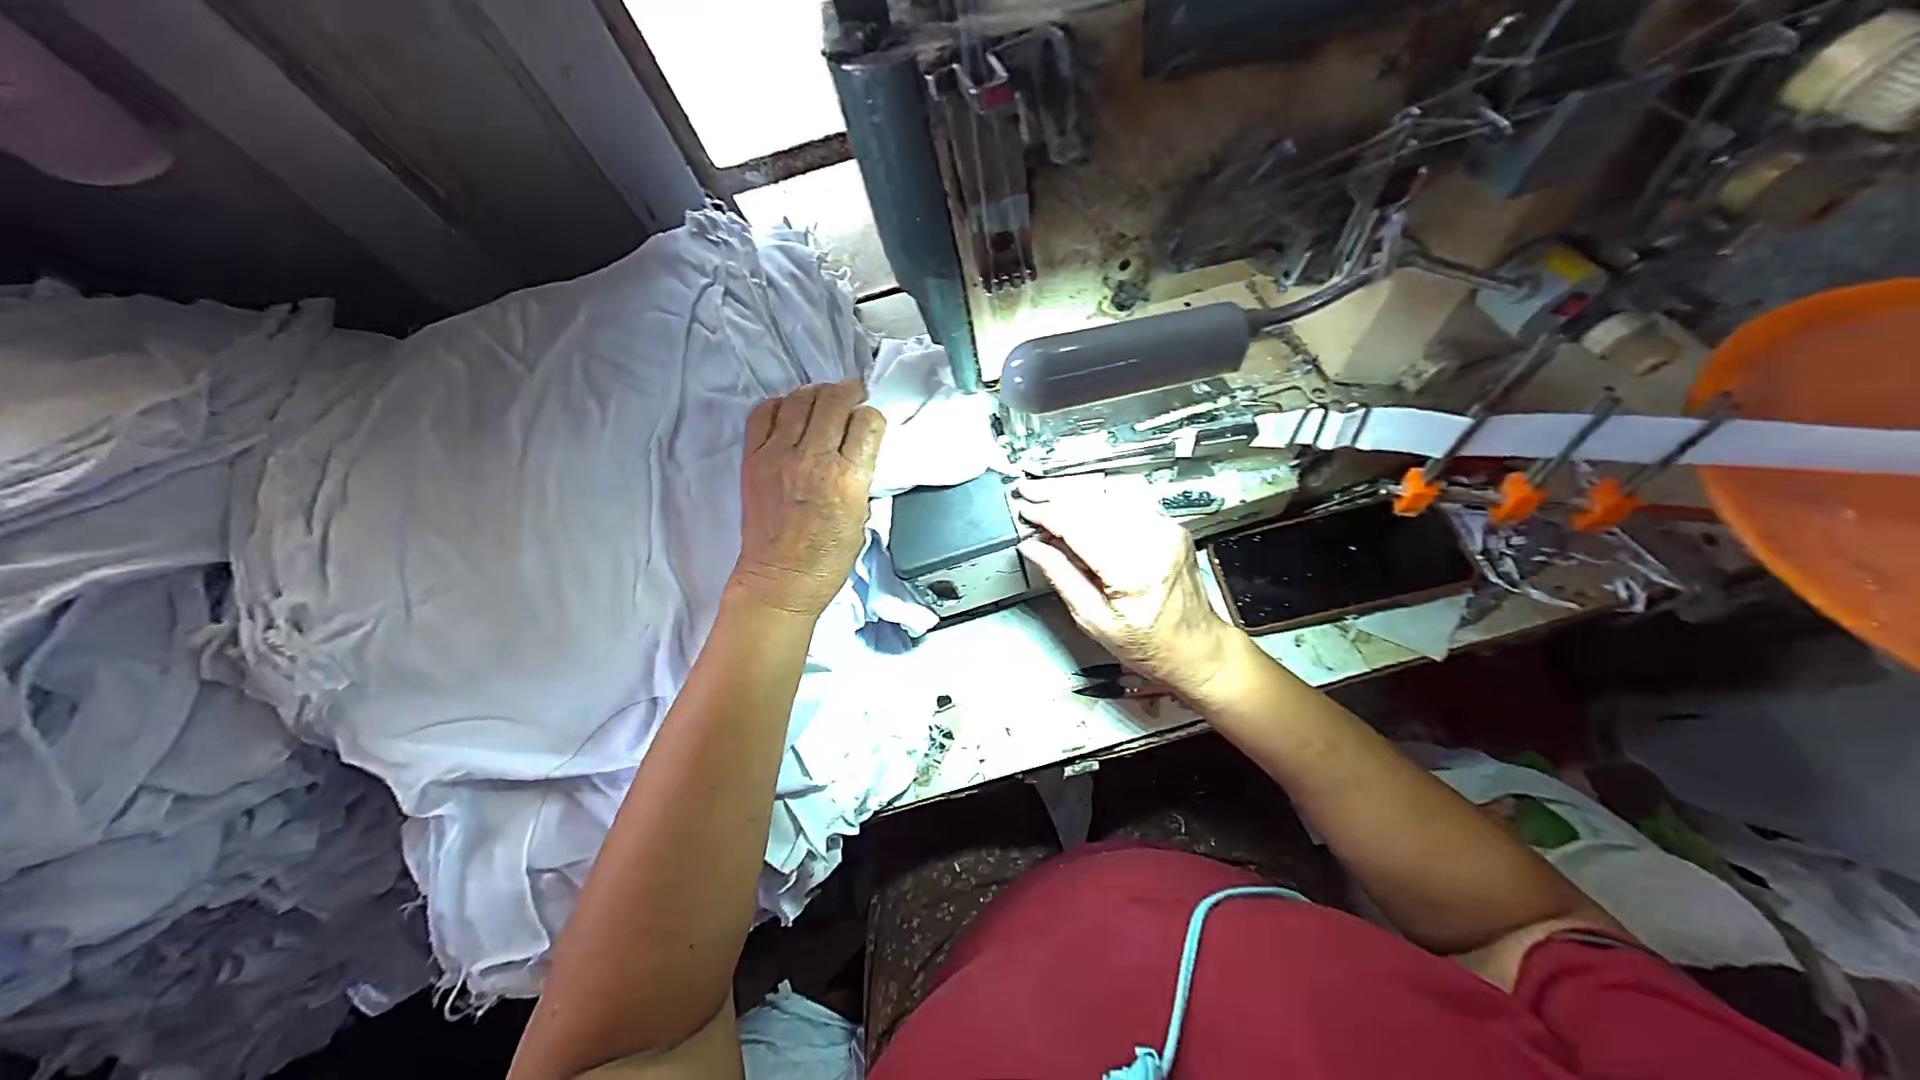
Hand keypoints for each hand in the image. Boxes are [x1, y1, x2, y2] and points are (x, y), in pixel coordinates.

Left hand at [730, 381, 885, 617]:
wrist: (781, 580)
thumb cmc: (826, 559)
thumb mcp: (863, 517)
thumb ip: (862, 477)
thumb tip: (860, 449)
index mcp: (847, 479)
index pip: (867, 422)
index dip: (872, 417)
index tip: (870, 422)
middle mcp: (813, 460)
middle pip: (834, 401)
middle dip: (849, 393)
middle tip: (852, 396)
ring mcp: (778, 456)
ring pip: (799, 399)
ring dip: (817, 394)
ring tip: (824, 401)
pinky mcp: (753, 459)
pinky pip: (763, 413)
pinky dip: (780, 405)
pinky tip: (791, 412)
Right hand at [1015, 486, 1242, 697]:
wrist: (1194, 646)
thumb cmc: (1150, 644)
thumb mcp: (1093, 619)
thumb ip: (1061, 576)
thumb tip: (1033, 547)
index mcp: (1132, 571)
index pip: (1079, 525)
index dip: (1047, 514)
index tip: (1026, 512)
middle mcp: (1153, 542)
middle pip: (1095, 500)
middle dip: (1056, 493)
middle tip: (1029, 492)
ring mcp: (1165, 530)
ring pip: (1112, 492)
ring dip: (1077, 490)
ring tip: (1049, 492)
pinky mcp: (1170, 526)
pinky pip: (1130, 499)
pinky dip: (1100, 497)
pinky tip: (1081, 500)